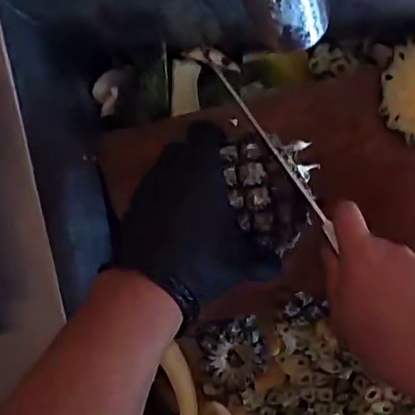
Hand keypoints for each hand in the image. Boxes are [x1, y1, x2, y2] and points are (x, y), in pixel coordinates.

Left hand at [112, 121, 282, 322]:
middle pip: (183, 146)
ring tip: (197, 198)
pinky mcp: (134, 204)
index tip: (228, 150)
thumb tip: (280, 265)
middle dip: (198, 156)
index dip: (216, 136)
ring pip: (165, 166)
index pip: (204, 132)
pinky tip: (177, 218)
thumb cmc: (202, 261)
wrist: (151, 282)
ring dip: (180, 175)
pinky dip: (165, 195)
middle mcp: (172, 169)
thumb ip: (263, 261)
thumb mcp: (240, 263)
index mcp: (200, 171)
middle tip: (216, 175)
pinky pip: (153, 188)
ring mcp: (149, 186)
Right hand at [322, 201, 414, 395]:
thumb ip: (334, 276)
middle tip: (370, 305)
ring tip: (399, 321)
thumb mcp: (341, 313)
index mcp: (361, 254)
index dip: (340, 221)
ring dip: (397, 285)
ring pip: (401, 267)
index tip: (338, 239)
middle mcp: (392, 249)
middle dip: (372, 269)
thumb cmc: (376, 338)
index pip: (346, 214)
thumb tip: (330, 251)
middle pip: (375, 248)